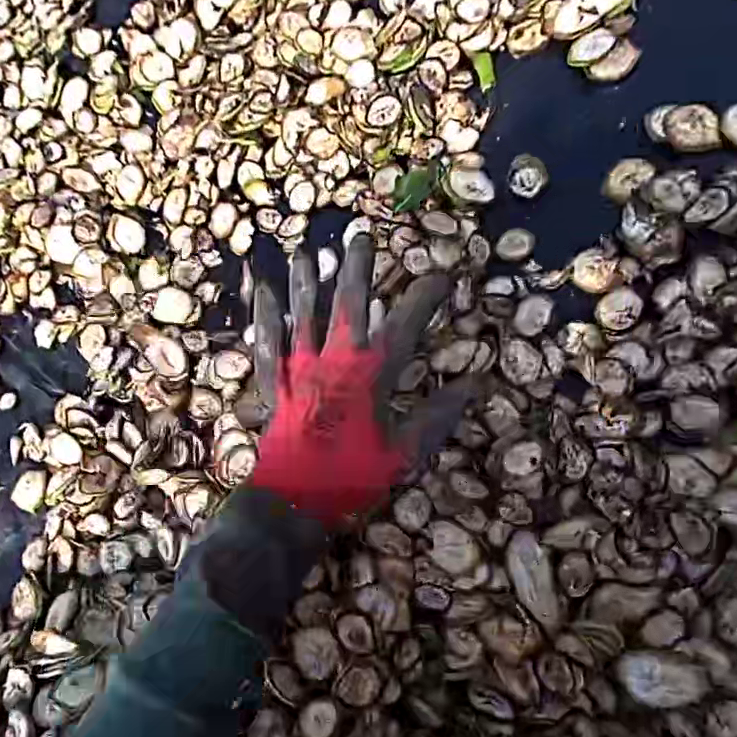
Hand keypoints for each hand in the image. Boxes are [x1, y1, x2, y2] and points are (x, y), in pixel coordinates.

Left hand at [248, 231, 475, 524]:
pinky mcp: (274, 382)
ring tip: (306, 250)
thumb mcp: (406, 453)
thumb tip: (473, 386)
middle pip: (347, 303)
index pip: (406, 322)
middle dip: (358, 268)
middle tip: (362, 237)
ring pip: (303, 313)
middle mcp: (334, 360)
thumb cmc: (353, 475)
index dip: (427, 295)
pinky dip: (265, 316)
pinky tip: (263, 292)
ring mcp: (299, 368)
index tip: (443, 275)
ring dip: (306, 280)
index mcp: (372, 374)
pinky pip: (267, 341)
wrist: (295, 498)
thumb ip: (437, 416)